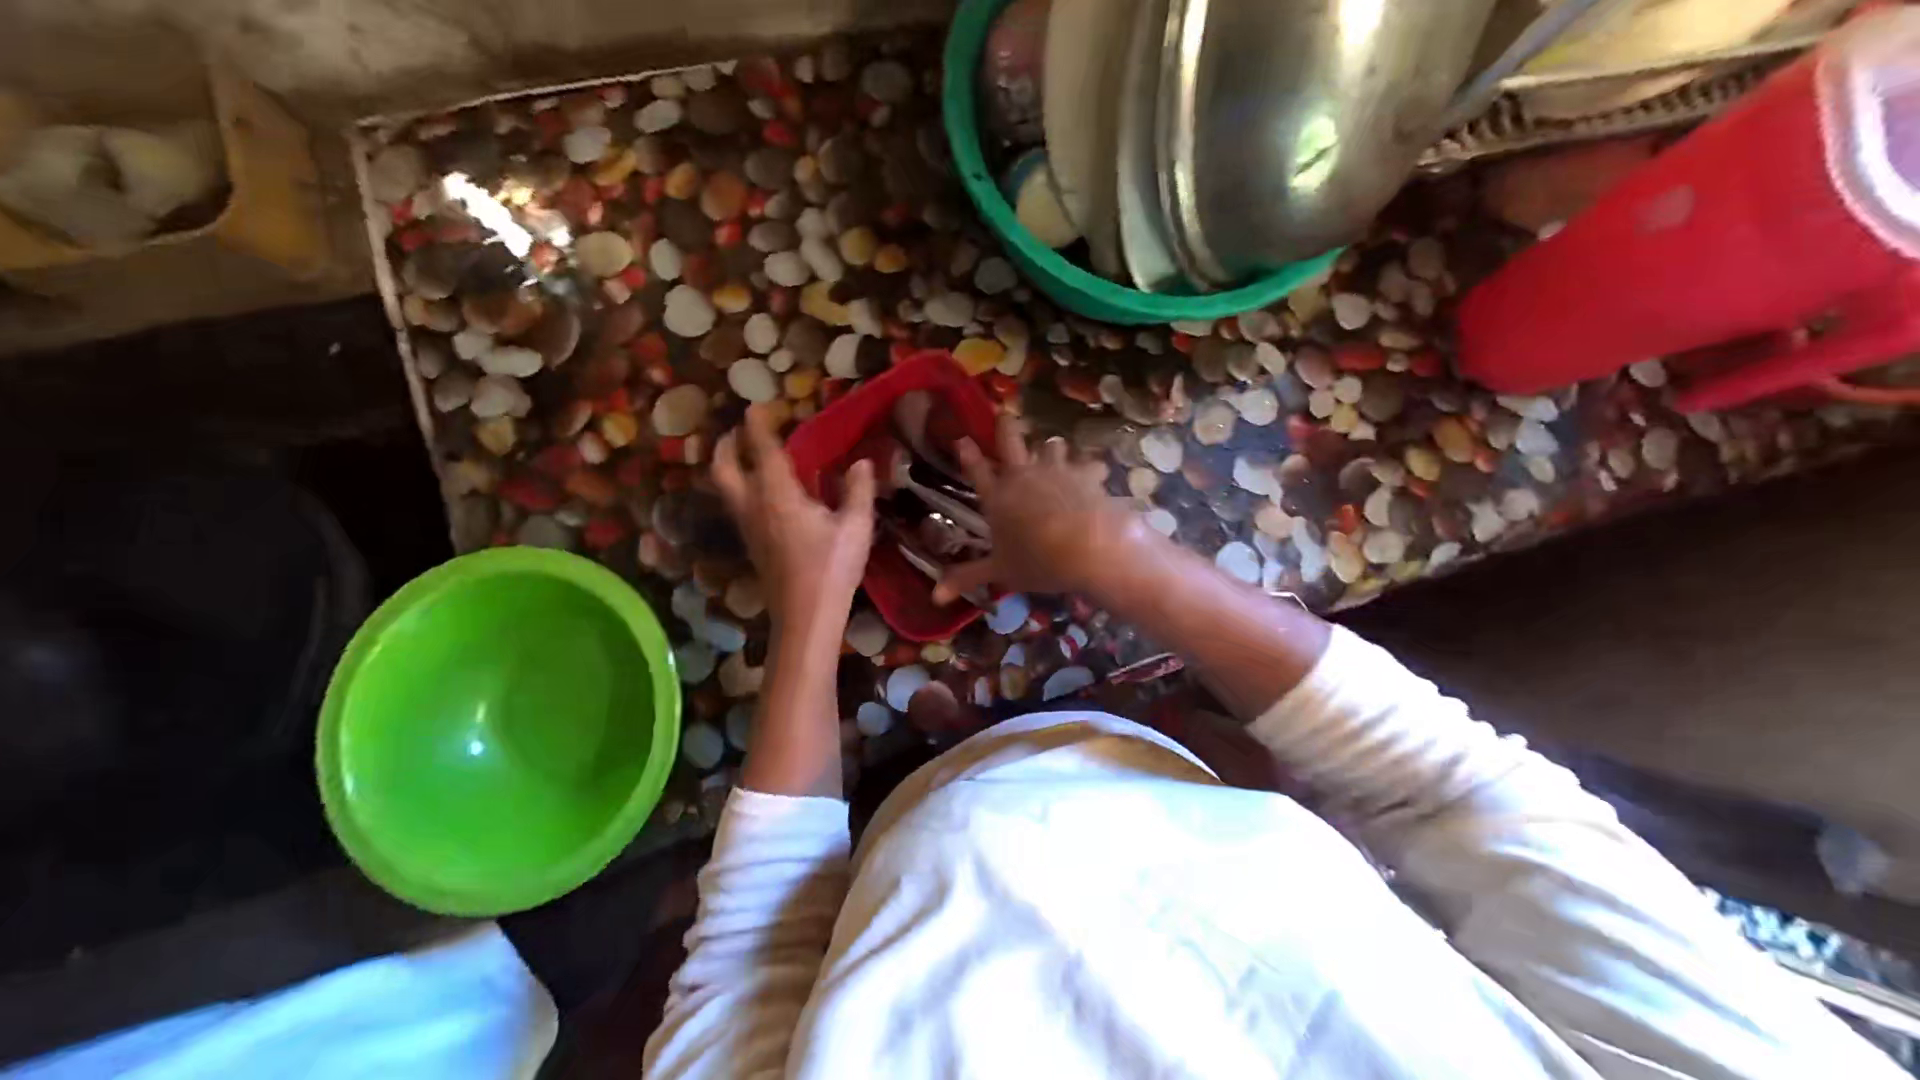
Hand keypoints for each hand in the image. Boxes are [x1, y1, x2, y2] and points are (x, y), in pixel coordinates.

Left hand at [713, 407, 875, 631]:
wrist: (806, 616)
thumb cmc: (832, 568)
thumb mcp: (856, 526)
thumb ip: (858, 489)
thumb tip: (861, 462)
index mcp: (776, 494)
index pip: (760, 449)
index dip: (758, 424)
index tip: (758, 405)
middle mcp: (753, 505)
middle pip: (722, 467)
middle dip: (727, 443)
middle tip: (740, 431)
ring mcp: (747, 527)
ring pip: (724, 487)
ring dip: (729, 465)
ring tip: (747, 455)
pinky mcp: (752, 545)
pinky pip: (736, 504)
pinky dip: (740, 486)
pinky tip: (764, 493)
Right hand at [933, 415, 1145, 603]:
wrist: (1088, 548)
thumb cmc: (1037, 561)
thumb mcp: (1000, 572)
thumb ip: (966, 578)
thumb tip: (935, 597)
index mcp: (997, 496)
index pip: (976, 469)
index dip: (967, 453)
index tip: (962, 439)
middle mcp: (1023, 475)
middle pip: (1010, 438)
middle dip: (1006, 426)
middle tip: (1005, 415)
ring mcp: (1056, 470)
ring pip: (1052, 444)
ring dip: (1052, 448)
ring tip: (1054, 452)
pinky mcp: (1087, 473)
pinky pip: (1090, 462)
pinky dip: (1092, 467)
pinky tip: (1097, 472)